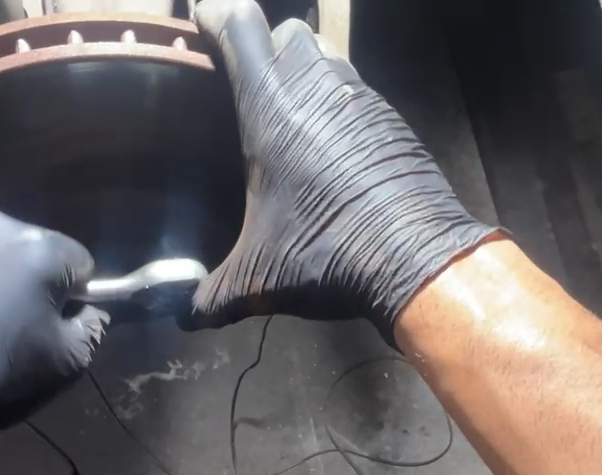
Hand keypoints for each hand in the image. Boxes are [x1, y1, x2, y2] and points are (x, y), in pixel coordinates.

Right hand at [190, 0, 497, 336]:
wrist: (414, 260)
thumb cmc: (325, 254)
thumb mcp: (257, 281)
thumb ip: (213, 296)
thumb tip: (187, 318)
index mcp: (272, 110)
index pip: (239, 27)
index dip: (215, 15)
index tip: (201, 20)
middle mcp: (317, 89)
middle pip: (287, 33)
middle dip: (266, 47)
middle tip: (250, 84)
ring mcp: (361, 100)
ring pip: (327, 56)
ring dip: (306, 73)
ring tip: (291, 116)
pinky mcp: (391, 123)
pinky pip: (356, 93)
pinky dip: (337, 107)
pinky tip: (332, 149)